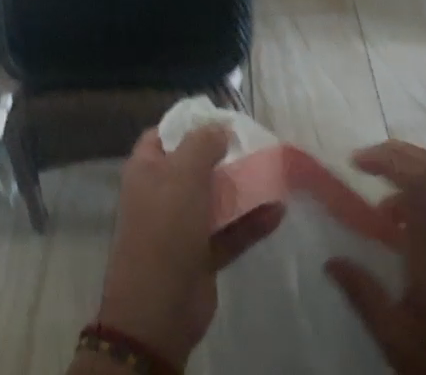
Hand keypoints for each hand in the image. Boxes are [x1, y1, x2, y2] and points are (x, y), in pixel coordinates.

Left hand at [93, 126, 285, 366]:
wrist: (159, 307)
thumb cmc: (165, 228)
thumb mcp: (182, 174)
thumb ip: (202, 144)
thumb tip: (219, 128)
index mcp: (146, 170)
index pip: (162, 135)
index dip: (188, 124)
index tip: (221, 118)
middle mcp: (161, 194)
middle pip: (193, 165)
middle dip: (223, 154)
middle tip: (256, 143)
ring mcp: (181, 226)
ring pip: (215, 198)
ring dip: (242, 187)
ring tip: (274, 172)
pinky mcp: (202, 254)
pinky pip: (230, 231)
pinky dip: (252, 221)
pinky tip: (279, 210)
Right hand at [325, 141, 425, 374]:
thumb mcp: (398, 340)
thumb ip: (364, 294)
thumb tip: (331, 262)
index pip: (422, 178)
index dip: (388, 158)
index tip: (356, 161)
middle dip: (399, 158)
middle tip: (364, 165)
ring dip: (412, 192)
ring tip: (381, 220)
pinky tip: (409, 251)